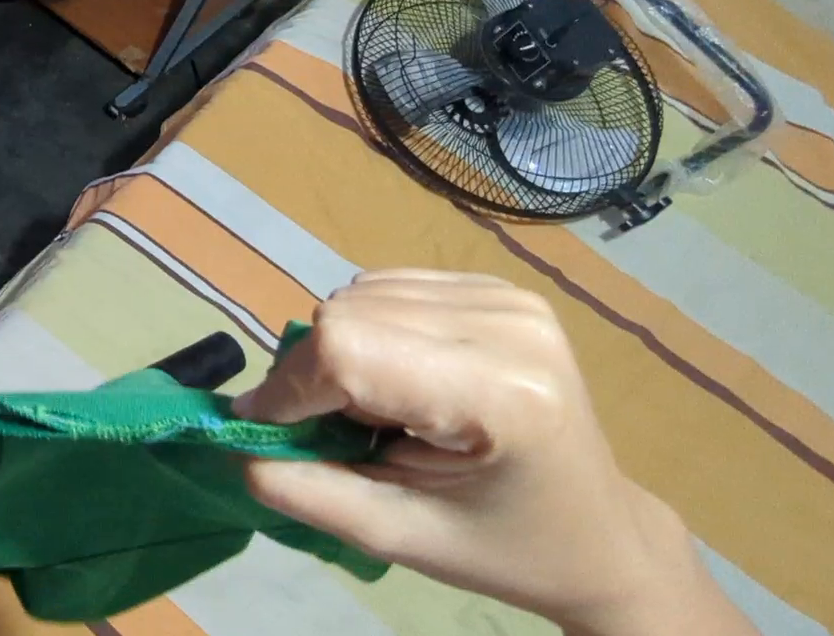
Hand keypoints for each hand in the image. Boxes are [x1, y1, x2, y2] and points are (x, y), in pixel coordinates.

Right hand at [235, 270, 755, 635]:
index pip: (347, 351)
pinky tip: (403, 372)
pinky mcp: (495, 287)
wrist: (600, 533)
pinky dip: (365, 328)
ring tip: (379, 405)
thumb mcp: (393, 535)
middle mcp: (507, 325)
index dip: (291, 388)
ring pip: (353, 296)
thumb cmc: (498, 545)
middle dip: (314, 373)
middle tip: (336, 428)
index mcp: (502, 394)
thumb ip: (300, 487)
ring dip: (339, 350)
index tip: (269, 430)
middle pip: (343, 316)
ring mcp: (505, 298)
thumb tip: (233, 436)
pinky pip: (379, 287)